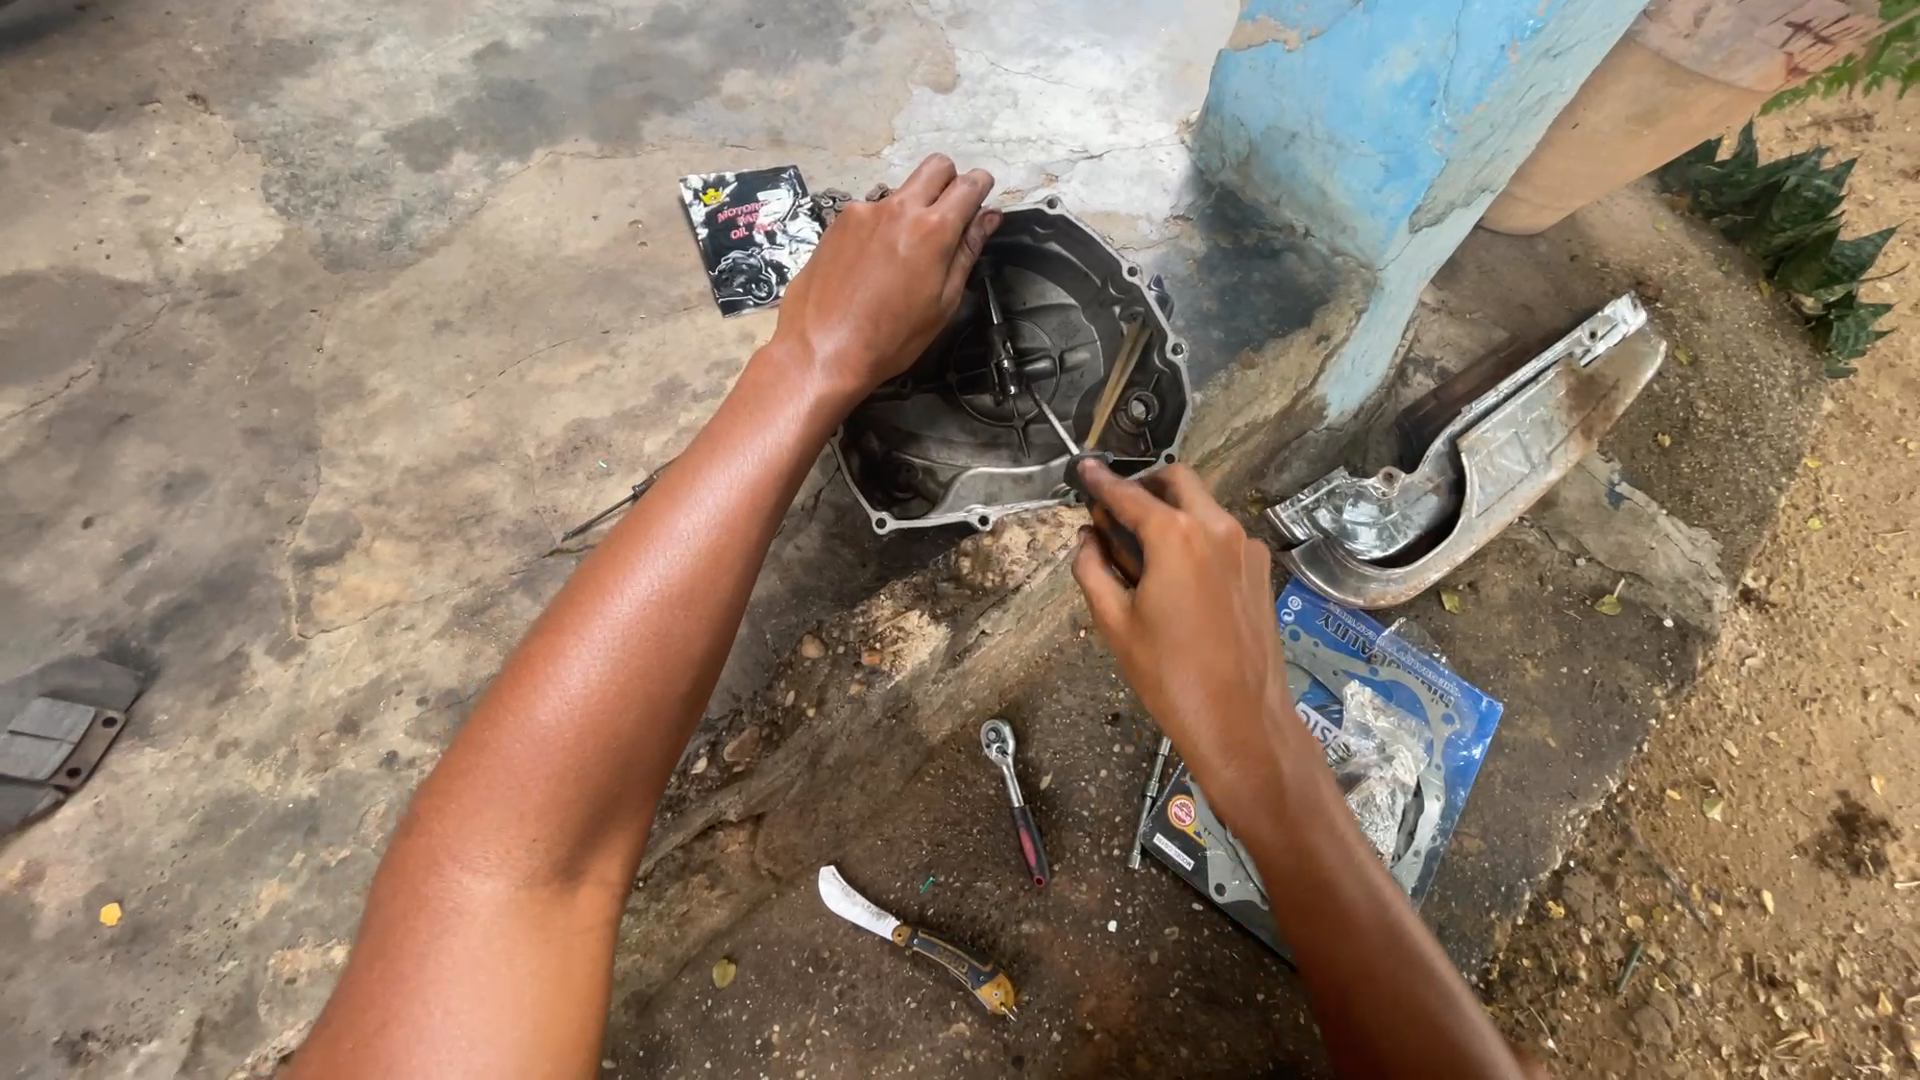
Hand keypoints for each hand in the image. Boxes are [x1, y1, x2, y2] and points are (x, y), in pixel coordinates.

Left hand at [768, 154, 1000, 406]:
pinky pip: (871, 212)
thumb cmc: (890, 339)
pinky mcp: (838, 222)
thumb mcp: (942, 303)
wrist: (822, 349)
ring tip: (903, 257)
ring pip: (901, 191)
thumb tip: (988, 218)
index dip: (981, 187)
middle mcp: (898, 209)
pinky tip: (872, 265)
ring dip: (912, 210)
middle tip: (949, 217)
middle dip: (950, 182)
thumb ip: (966, 253)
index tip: (982, 197)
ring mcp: (863, 212)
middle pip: (935, 167)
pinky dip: (881, 228)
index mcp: (932, 231)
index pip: (968, 185)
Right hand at [1071, 462, 1302, 827]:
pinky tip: (1177, 574)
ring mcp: (1246, 548)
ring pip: (1204, 504)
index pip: (1129, 494)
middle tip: (1117, 510)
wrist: (1241, 720)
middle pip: (1177, 480)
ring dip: (1171, 510)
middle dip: (1144, 485)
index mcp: (1176, 536)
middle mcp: (1217, 528)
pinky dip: (1195, 534)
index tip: (1085, 468)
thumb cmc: (1169, 675)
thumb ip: (1093, 569)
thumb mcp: (1114, 622)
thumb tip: (1088, 539)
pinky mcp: (1260, 570)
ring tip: (1143, 549)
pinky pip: (1221, 534)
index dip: (1101, 480)